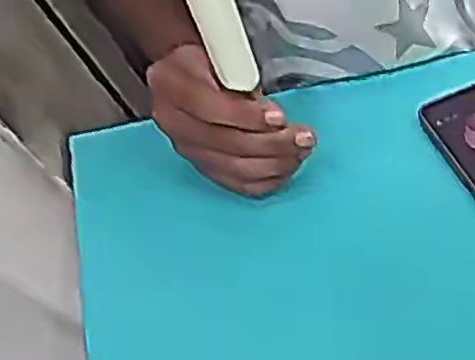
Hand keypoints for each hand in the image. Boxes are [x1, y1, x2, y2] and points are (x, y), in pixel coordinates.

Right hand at [147, 43, 313, 196]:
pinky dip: (271, 180)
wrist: (189, 82)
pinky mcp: (209, 173)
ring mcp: (192, 154)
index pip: (211, 109)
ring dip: (279, 164)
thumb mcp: (219, 58)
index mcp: (170, 86)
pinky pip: (244, 186)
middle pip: (230, 145)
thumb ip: (242, 83)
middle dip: (275, 144)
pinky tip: (289, 167)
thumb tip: (276, 119)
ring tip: (302, 151)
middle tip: (304, 138)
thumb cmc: (209, 68)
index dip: (250, 117)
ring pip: (240, 170)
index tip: (281, 117)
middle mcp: (175, 126)